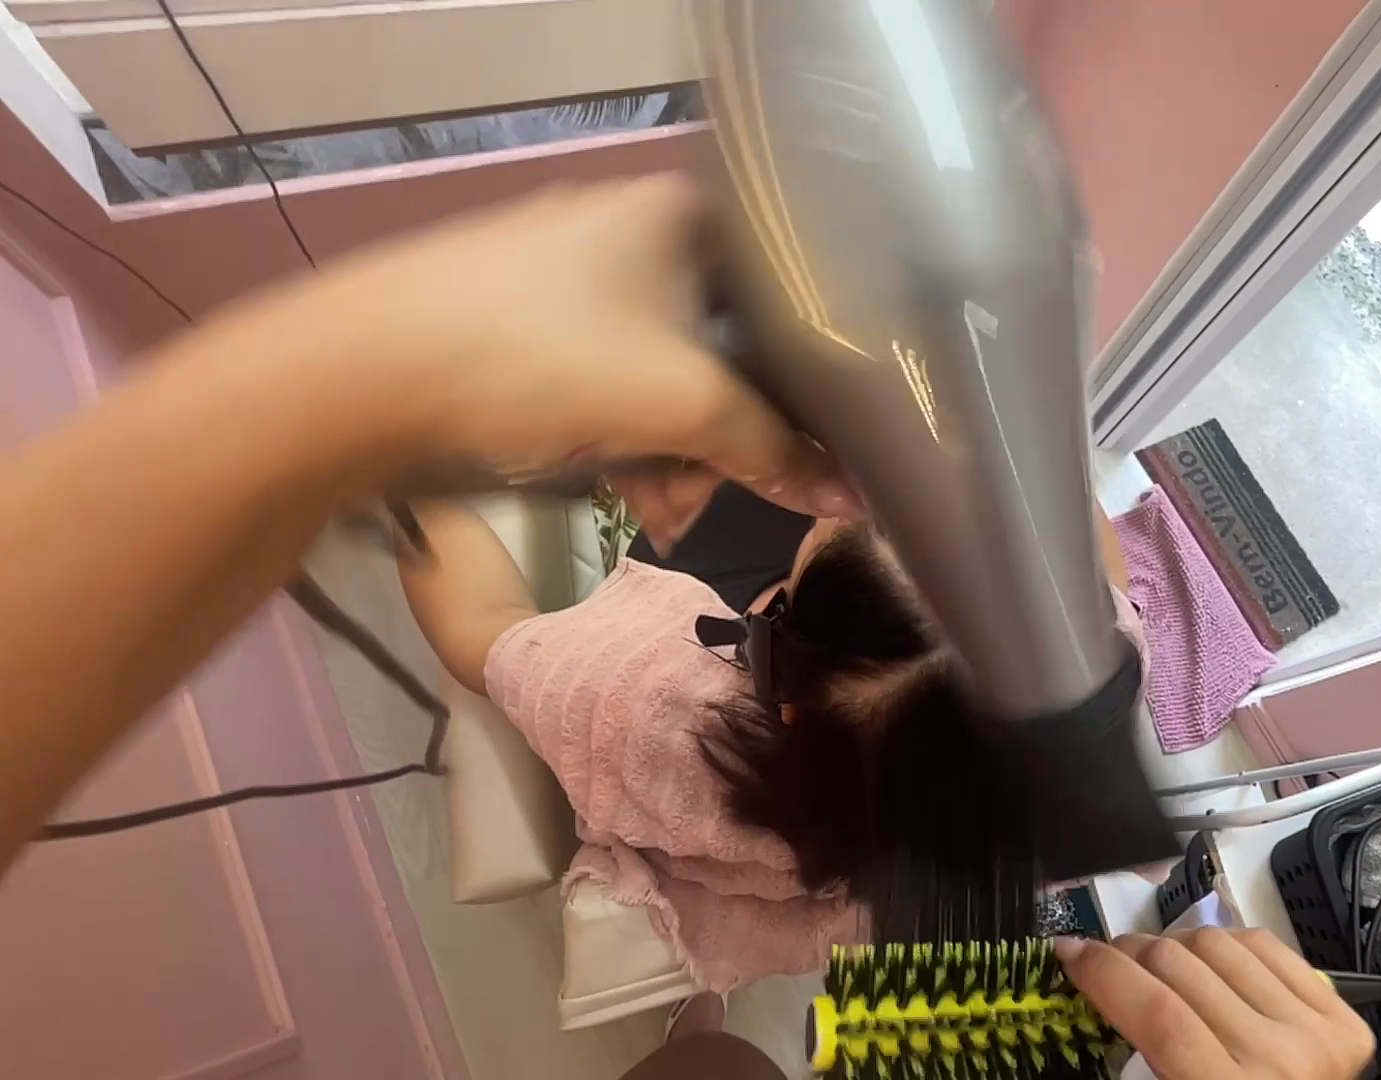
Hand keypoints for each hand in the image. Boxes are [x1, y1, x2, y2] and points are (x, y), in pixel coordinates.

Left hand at [218, 174, 854, 520]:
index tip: (804, 440)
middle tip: (709, 492)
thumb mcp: (680, 405)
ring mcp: (586, 281)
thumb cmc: (537, 361)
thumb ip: (775, 452)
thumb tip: (852, 498)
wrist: (349, 384)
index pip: (788, 301)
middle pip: (732, 354)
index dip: (807, 381)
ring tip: (660, 508)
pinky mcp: (544, 327)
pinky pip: (625, 388)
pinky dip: (634, 444)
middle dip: (724, 439)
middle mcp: (639, 238)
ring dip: (679, 455)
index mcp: (683, 218)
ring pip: (676, 380)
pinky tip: (625, 488)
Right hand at [1055, 929, 1374, 1079]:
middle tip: (1112, 962)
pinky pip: (1260, 942)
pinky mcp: (1339, 1018)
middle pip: (1178, 965)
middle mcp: (1281, 1066)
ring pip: (1213, 941)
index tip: (1068, 951)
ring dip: (1175, 945)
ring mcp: (1315, 1037)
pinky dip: (1225, 944)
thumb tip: (1079, 963)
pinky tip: (1212, 969)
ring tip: (1165, 970)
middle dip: (1129, 952)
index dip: (1104, 972)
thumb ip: (1135, 1046)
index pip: (1159, 1015)